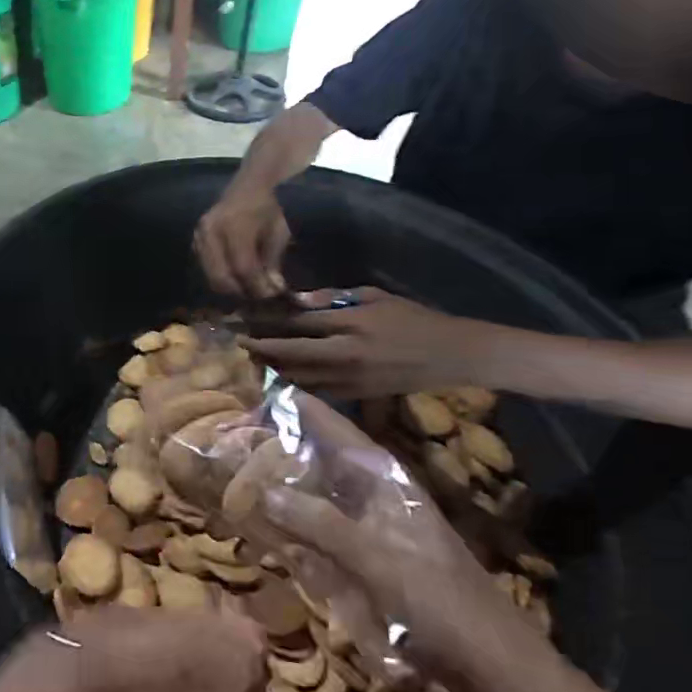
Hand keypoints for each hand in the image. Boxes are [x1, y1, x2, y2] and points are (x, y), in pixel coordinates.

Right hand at [195, 188, 290, 299]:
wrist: (252, 185)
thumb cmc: (269, 206)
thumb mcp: (279, 232)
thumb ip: (272, 261)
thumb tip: (272, 288)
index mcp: (234, 225)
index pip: (243, 267)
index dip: (258, 286)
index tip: (273, 294)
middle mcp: (211, 231)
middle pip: (221, 276)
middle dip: (243, 291)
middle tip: (261, 295)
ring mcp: (200, 235)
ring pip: (211, 275)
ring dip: (231, 287)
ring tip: (250, 287)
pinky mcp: (196, 239)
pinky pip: (206, 267)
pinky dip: (221, 276)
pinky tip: (237, 276)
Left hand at [240, 287, 508, 398]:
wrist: (450, 355)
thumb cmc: (413, 318)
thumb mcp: (374, 296)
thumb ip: (333, 297)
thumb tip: (296, 300)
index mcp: (351, 324)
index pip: (298, 323)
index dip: (269, 321)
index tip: (248, 318)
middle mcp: (345, 354)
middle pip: (291, 353)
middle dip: (261, 348)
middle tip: (240, 341)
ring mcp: (350, 379)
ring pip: (299, 376)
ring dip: (274, 367)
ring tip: (255, 358)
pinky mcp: (356, 396)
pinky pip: (316, 390)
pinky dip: (295, 381)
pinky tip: (282, 373)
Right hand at [259, 395, 518, 672]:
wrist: (489, 661)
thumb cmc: (436, 599)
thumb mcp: (375, 559)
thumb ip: (319, 523)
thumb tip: (264, 490)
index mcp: (381, 475)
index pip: (331, 425)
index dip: (295, 406)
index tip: (252, 393)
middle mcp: (372, 489)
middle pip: (317, 455)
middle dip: (276, 446)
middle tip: (229, 440)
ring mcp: (368, 522)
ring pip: (315, 491)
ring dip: (281, 485)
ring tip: (236, 476)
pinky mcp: (365, 553)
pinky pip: (319, 527)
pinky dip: (293, 524)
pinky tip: (265, 530)